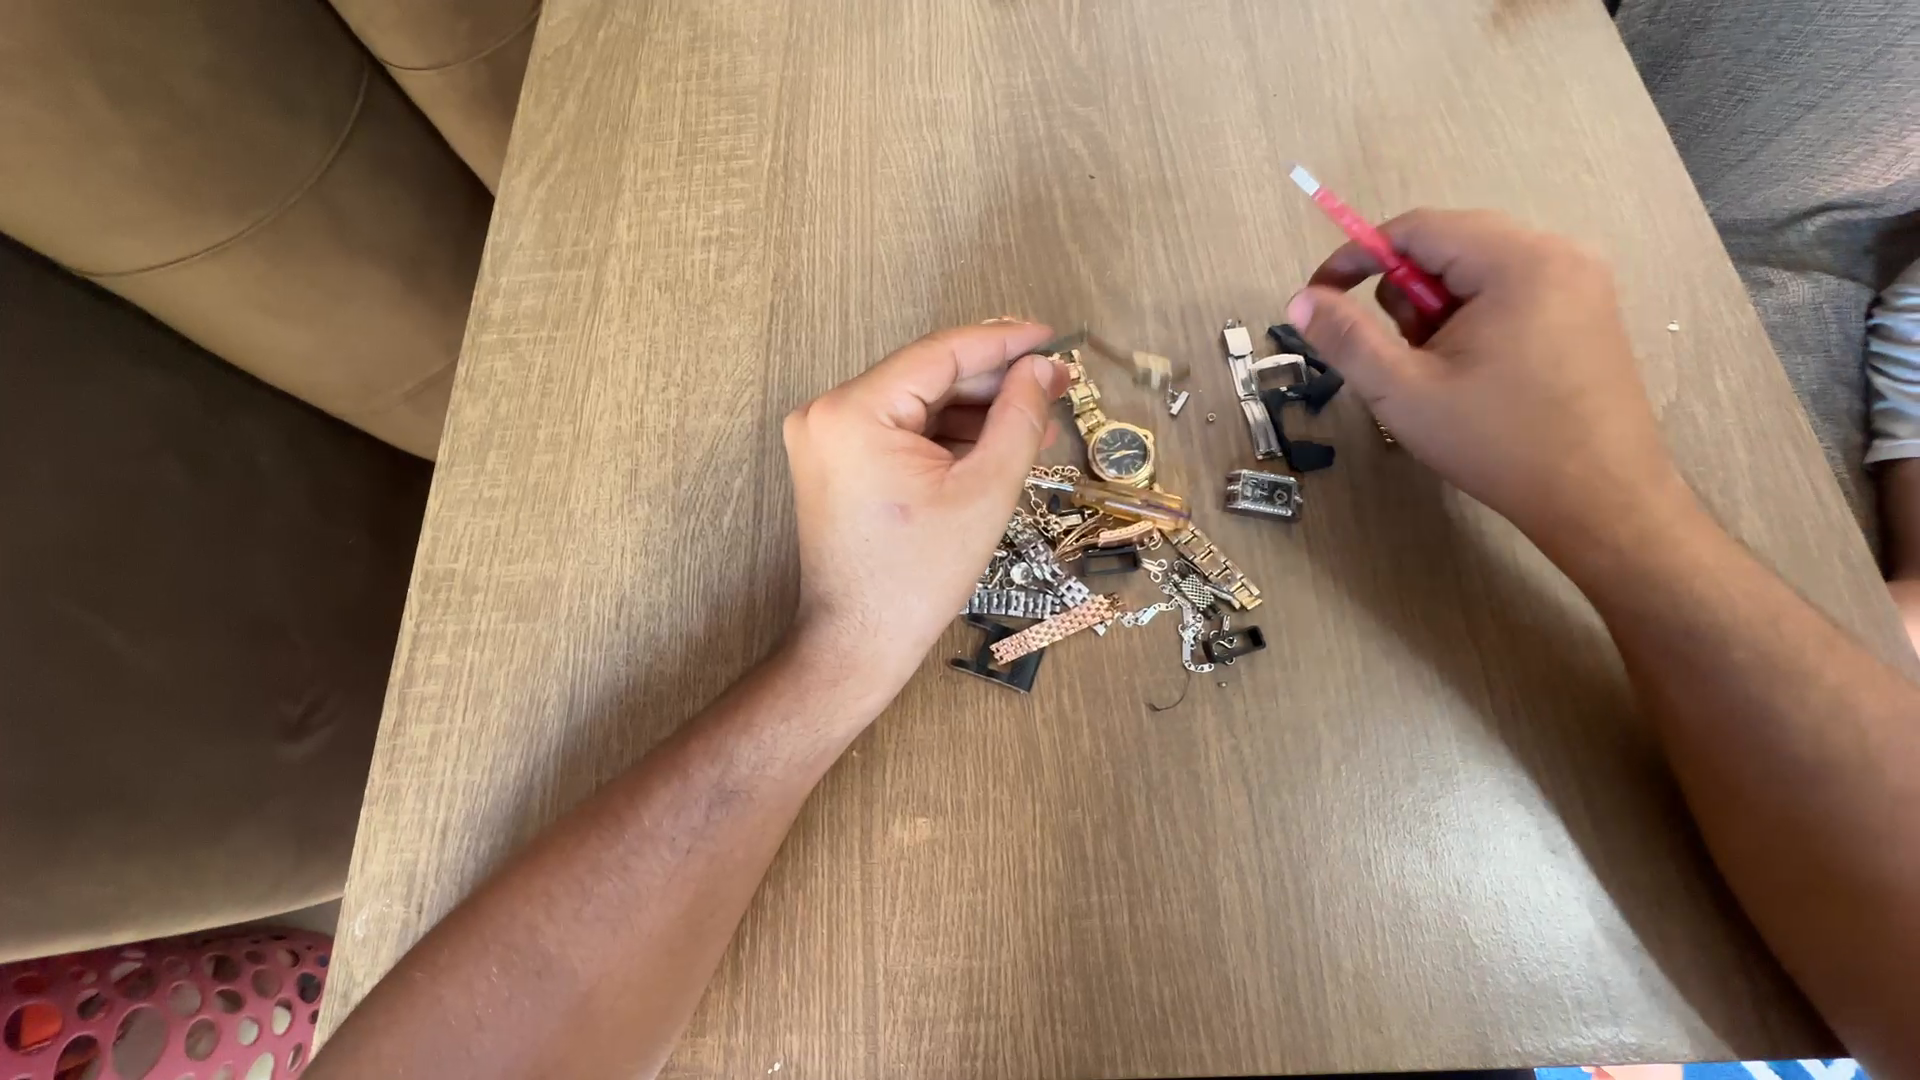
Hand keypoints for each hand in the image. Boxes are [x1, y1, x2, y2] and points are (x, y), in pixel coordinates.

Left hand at [782, 321, 1065, 694]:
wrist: (859, 642)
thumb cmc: (917, 577)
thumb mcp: (985, 490)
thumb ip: (1018, 418)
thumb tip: (1042, 370)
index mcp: (853, 411)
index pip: (940, 353)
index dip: (1003, 342)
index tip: (1050, 337)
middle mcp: (827, 413)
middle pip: (927, 377)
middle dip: (994, 382)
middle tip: (1054, 384)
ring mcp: (825, 438)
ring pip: (916, 405)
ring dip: (974, 413)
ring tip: (1035, 421)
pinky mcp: (834, 462)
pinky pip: (899, 433)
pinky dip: (944, 438)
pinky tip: (993, 445)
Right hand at [1289, 208, 1695, 555]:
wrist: (1599, 496)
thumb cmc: (1495, 441)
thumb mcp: (1402, 390)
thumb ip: (1345, 337)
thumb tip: (1301, 299)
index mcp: (1517, 261)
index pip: (1417, 228)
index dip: (1356, 257)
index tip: (1320, 298)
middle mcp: (1558, 253)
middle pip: (1447, 246)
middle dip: (1402, 295)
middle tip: (1394, 354)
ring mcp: (1580, 281)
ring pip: (1475, 272)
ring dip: (1435, 313)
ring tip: (1437, 371)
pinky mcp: (1586, 311)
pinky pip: (1507, 292)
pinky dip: (1469, 321)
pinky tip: (1471, 372)